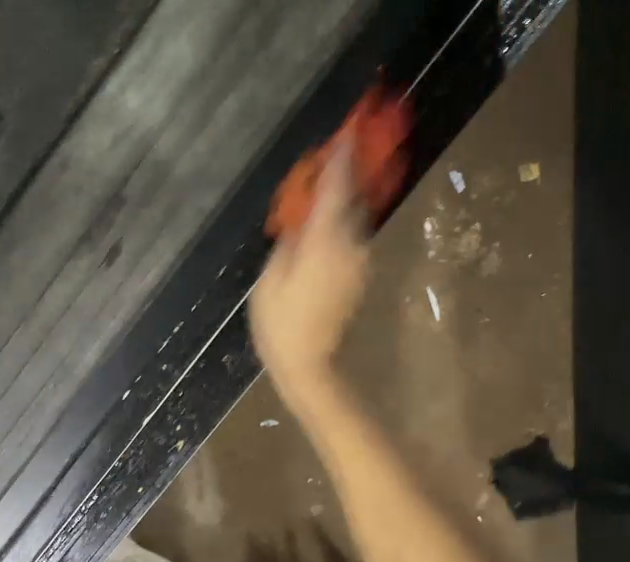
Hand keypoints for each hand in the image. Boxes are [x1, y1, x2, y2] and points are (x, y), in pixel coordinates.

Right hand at [249, 137, 371, 412]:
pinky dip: (338, 230)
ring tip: (321, 196)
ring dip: (339, 206)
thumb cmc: (281, 324)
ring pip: (351, 222)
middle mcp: (350, 245)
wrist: (310, 365)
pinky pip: (349, 242)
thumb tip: (301, 223)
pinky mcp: (358, 278)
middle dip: (343, 178)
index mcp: (325, 240)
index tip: (347, 129)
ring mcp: (358, 263)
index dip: (340, 157)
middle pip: (349, 201)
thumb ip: (289, 242)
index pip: (336, 187)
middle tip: (334, 156)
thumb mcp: (270, 279)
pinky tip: (321, 235)